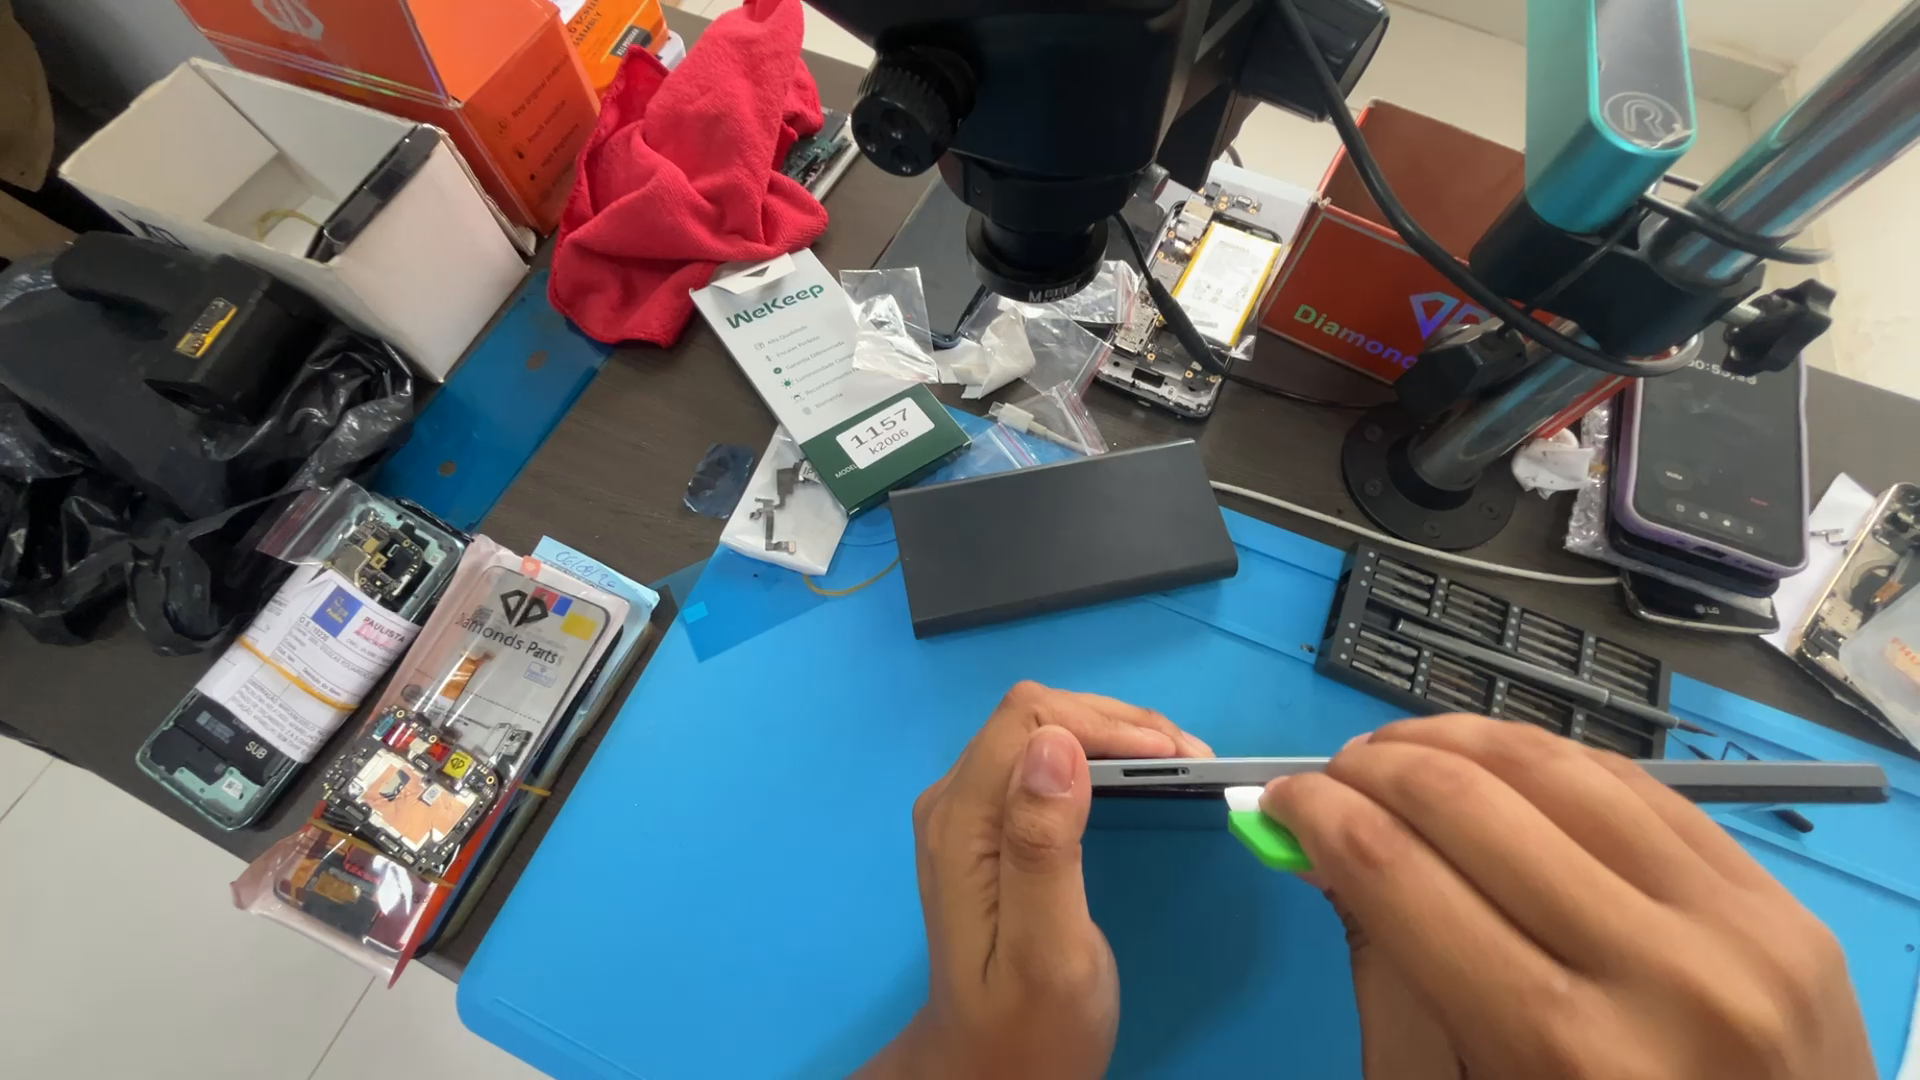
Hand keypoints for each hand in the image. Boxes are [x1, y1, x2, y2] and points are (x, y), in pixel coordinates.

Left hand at [857, 681, 1211, 1079]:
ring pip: (1039, 730)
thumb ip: (1042, 845)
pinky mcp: (988, 822)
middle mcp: (954, 799)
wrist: (988, 1070)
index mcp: (961, 820)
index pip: (1026, 720)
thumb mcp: (1047, 950)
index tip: (1169, 757)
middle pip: (1033, 716)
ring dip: (1110, 733)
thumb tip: (1054, 742)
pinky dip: (1097, 754)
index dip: (1100, 723)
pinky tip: (1136, 772)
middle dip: (1114, 723)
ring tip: (1177, 759)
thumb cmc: (1029, 1027)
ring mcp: (967, 807)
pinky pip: (1041, 758)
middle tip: (1190, 756)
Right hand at [1265, 715, 1874, 1079]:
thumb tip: (1311, 841)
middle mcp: (1665, 977)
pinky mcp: (1781, 902)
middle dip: (1363, 767)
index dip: (1312, 810)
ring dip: (1439, 737)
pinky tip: (1483, 767)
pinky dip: (1527, 752)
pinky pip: (1621, 776)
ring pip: (1541, 762)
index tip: (1279, 799)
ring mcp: (1742, 929)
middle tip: (1330, 777)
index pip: (1389, 865)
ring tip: (1394, 755)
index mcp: (1563, 1052)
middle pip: (1458, 798)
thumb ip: (1375, 955)